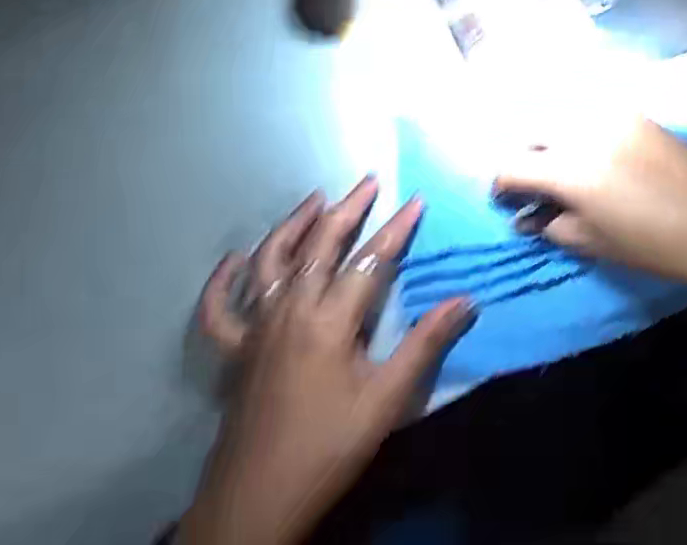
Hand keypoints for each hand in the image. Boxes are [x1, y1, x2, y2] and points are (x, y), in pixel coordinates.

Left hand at [183, 178, 474, 544]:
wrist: (255, 504)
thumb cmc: (329, 445)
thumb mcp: (388, 398)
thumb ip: (425, 343)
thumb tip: (466, 299)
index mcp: (328, 321)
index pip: (369, 259)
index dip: (396, 228)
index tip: (417, 200)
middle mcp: (289, 312)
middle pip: (319, 247)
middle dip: (346, 210)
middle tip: (368, 182)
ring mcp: (256, 330)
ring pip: (271, 264)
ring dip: (293, 227)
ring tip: (314, 199)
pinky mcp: (234, 353)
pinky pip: (220, 310)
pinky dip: (224, 281)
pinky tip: (235, 260)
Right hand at [493, 118, 686, 301]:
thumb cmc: (656, 244)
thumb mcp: (595, 243)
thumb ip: (553, 224)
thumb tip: (528, 215)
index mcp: (570, 168)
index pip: (511, 165)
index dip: (502, 185)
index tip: (507, 201)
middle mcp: (586, 130)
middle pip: (534, 130)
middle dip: (527, 156)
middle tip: (536, 185)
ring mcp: (614, 114)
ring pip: (564, 117)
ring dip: (555, 140)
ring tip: (566, 169)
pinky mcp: (638, 112)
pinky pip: (595, 115)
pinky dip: (583, 131)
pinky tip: (595, 155)